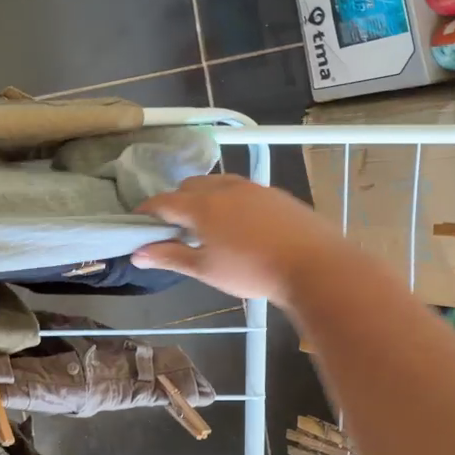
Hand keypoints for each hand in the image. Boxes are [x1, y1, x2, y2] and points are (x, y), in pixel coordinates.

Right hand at [131, 174, 350, 303]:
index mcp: (201, 205)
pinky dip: (230, 201)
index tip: (137, 224)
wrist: (319, 267)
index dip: (146, 212)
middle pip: (189, 186)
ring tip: (208, 224)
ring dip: (204, 198)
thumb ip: (169, 257)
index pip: (162, 202)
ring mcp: (254, 188)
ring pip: (218, 184)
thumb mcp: (205, 268)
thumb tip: (135, 254)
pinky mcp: (278, 195)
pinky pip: (243, 190)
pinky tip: (241, 225)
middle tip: (175, 228)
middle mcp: (225, 188)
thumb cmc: (253, 270)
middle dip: (176, 202)